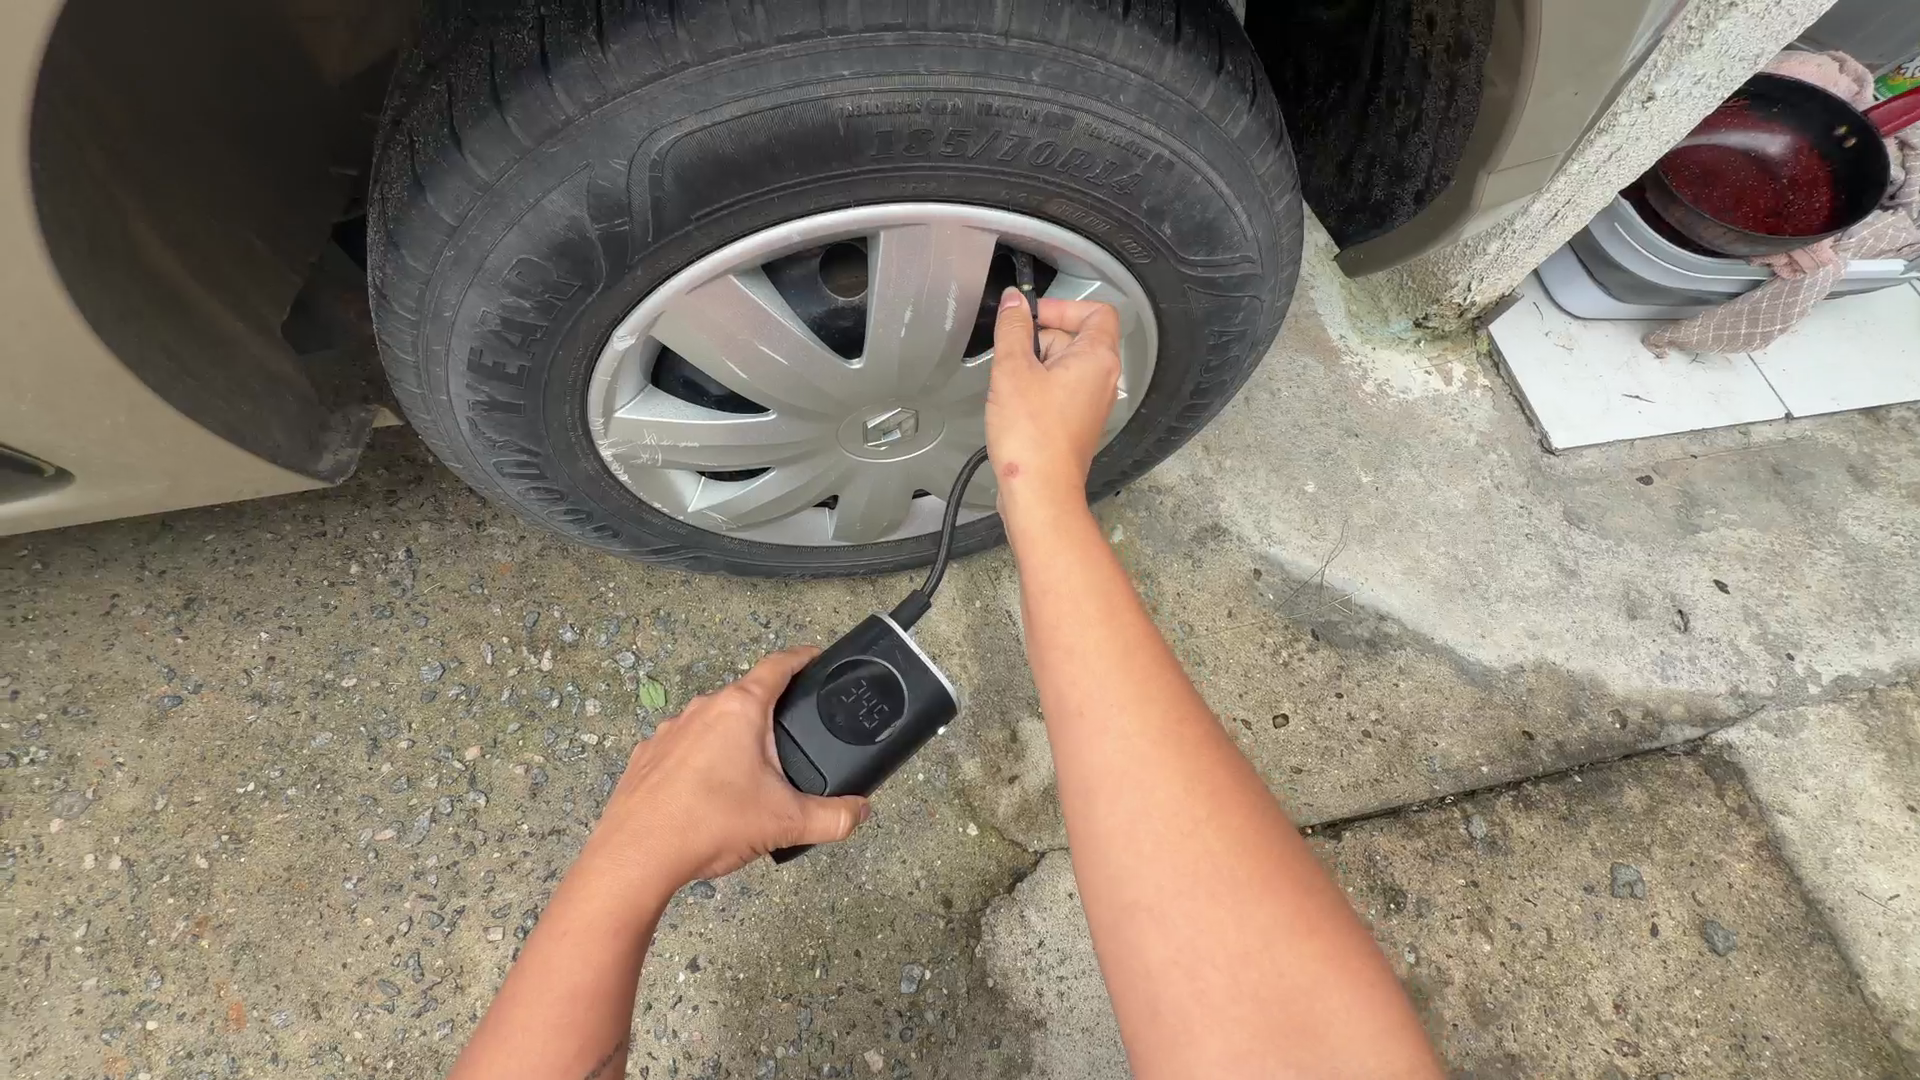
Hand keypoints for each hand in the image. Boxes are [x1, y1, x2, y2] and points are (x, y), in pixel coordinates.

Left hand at [579, 647, 869, 892]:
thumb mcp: (786, 822)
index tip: (816, 656)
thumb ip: (834, 817)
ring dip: (733, 739)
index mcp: (740, 709)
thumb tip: (860, 813)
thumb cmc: (709, 826)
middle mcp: (703, 709)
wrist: (635, 860)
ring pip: (713, 722)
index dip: (802, 657)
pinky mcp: (646, 757)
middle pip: (746, 696)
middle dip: (770, 714)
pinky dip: (701, 761)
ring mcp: (669, 731)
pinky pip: (683, 747)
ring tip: (749, 776)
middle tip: (791, 742)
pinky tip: (708, 794)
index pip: (779, 665)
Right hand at [986, 289, 1122, 515]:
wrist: (1039, 491)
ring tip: (1011, 387)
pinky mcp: (1076, 424)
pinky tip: (1015, 407)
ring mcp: (1091, 404)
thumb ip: (1012, 329)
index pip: (1097, 311)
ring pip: (1064, 368)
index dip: (1063, 307)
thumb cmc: (1032, 436)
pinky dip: (1037, 391)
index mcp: (1098, 359)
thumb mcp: (1012, 370)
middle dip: (1040, 340)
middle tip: (1012, 356)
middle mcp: (1102, 380)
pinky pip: (1059, 393)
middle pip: (1075, 339)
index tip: (1032, 316)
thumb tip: (1013, 303)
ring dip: (1034, 368)